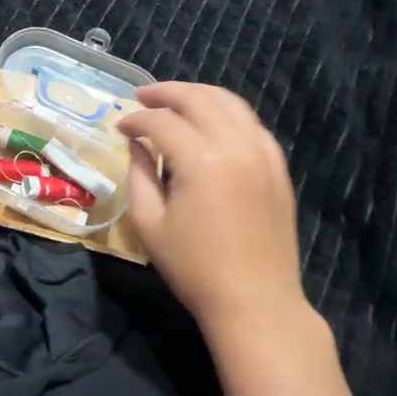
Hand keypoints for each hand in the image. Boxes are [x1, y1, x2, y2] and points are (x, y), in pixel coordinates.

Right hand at [116, 82, 306, 327]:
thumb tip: (136, 144)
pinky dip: (226, 112)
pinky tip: (210, 122)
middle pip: (198, 99)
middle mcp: (235, 145)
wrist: (256, 302)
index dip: (135, 120)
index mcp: (200, 160)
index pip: (161, 122)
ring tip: (174, 101)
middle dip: (165, 93)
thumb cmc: (194, 268)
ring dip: (198, 95)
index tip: (119, 127)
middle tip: (141, 98)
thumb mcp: (150, 223)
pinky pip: (251, 123)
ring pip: (230, 103)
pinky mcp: (277, 167)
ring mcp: (262, 153)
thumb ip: (138, 175)